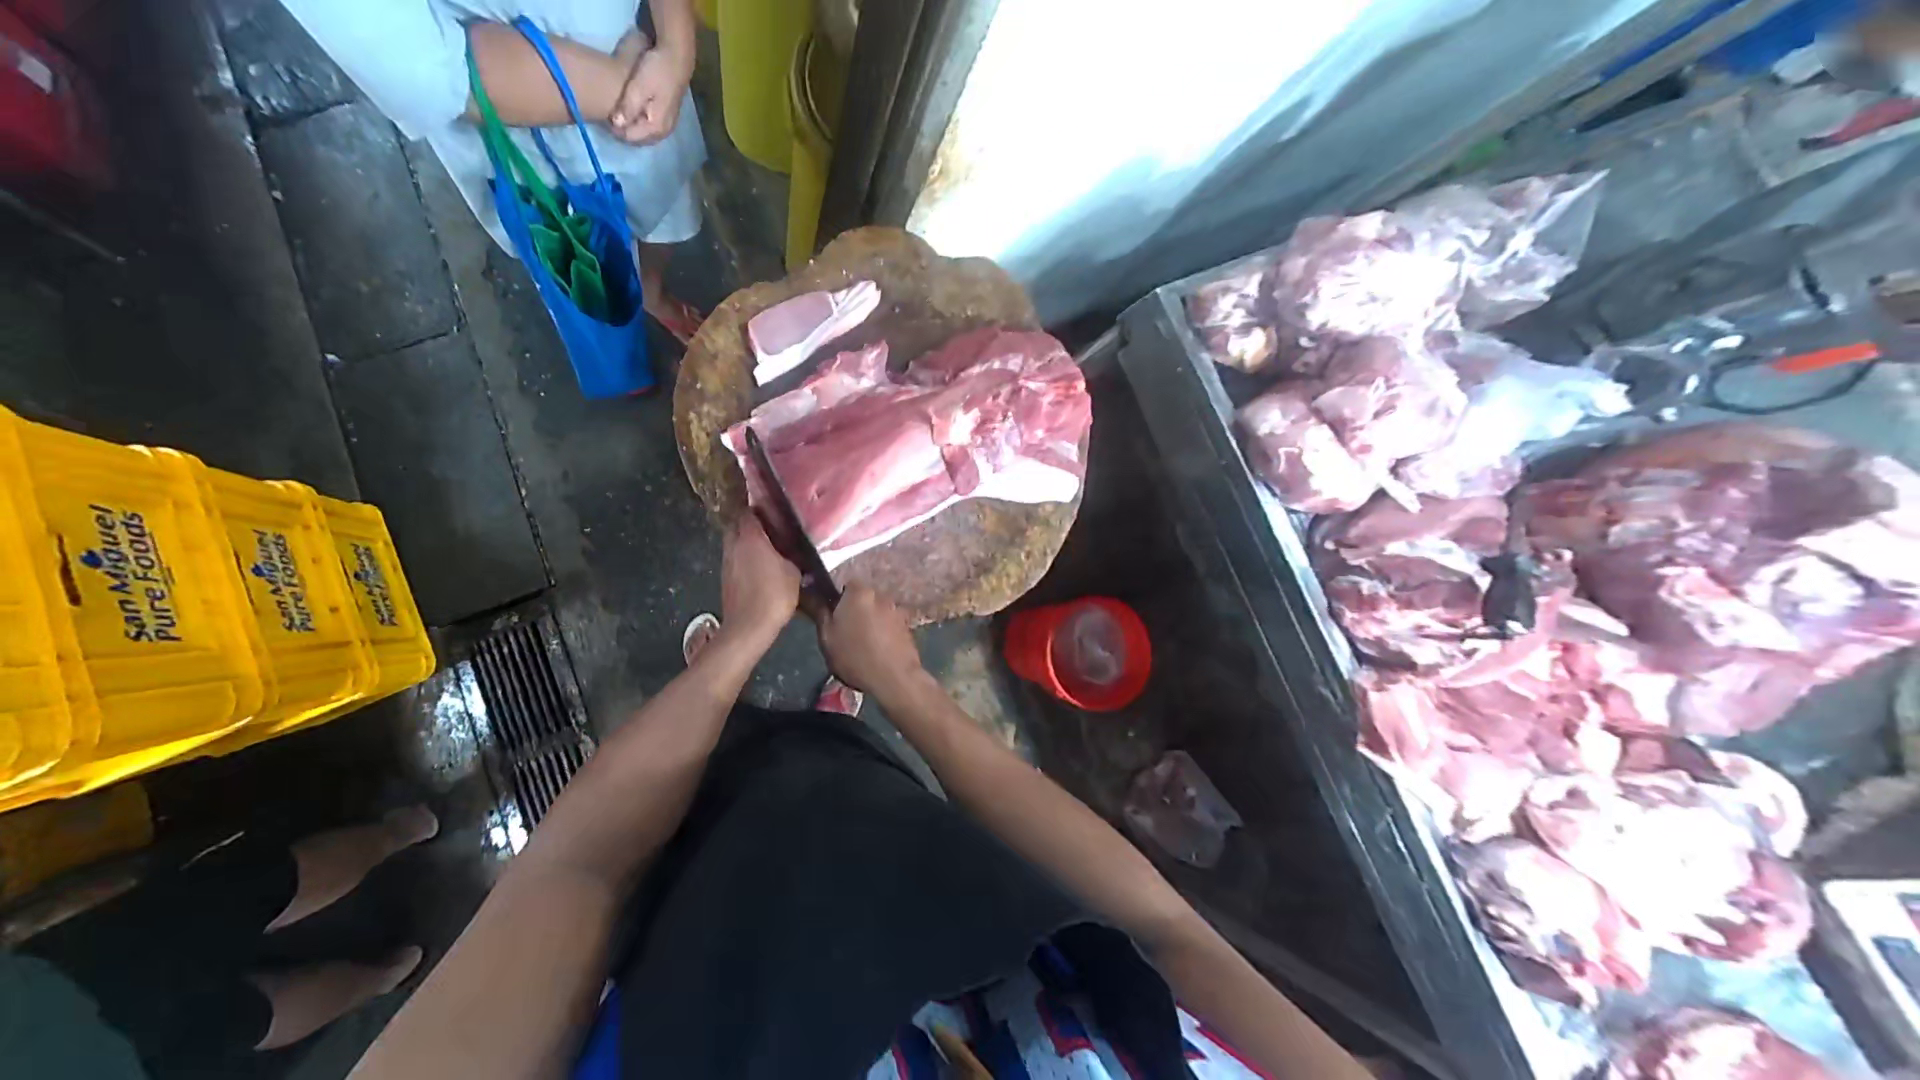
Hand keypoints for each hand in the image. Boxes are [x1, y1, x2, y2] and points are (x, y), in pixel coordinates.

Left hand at [609, 40, 692, 144]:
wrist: (676, 59)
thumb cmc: (656, 71)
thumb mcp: (638, 87)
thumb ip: (628, 108)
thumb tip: (616, 124)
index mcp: (656, 128)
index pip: (630, 137)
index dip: (616, 128)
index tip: (607, 114)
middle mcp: (663, 133)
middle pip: (638, 140)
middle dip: (624, 130)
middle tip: (612, 113)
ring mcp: (668, 127)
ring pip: (645, 135)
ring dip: (632, 127)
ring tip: (621, 112)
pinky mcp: (668, 119)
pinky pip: (650, 129)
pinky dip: (640, 124)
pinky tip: (633, 112)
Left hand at [721, 516, 799, 643]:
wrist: (748, 627)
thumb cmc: (774, 595)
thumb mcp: (794, 573)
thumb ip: (791, 556)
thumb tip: (792, 551)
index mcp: (750, 538)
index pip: (748, 512)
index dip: (759, 509)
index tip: (772, 510)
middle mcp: (733, 545)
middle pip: (735, 525)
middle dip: (748, 523)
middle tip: (768, 527)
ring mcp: (726, 563)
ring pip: (732, 542)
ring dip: (744, 541)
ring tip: (765, 547)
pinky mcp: (725, 578)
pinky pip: (733, 559)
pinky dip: (743, 558)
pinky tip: (758, 567)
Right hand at [816, 584, 927, 701]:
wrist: (895, 678)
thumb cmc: (854, 655)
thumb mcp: (826, 635)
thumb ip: (818, 610)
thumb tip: (809, 591)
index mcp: (859, 591)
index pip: (843, 584)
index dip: (835, 599)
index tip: (831, 616)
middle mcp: (880, 594)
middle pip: (861, 598)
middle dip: (853, 610)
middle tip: (844, 632)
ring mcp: (896, 609)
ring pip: (875, 611)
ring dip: (869, 621)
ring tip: (863, 644)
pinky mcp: (907, 625)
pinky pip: (888, 623)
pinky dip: (882, 631)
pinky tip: (878, 648)